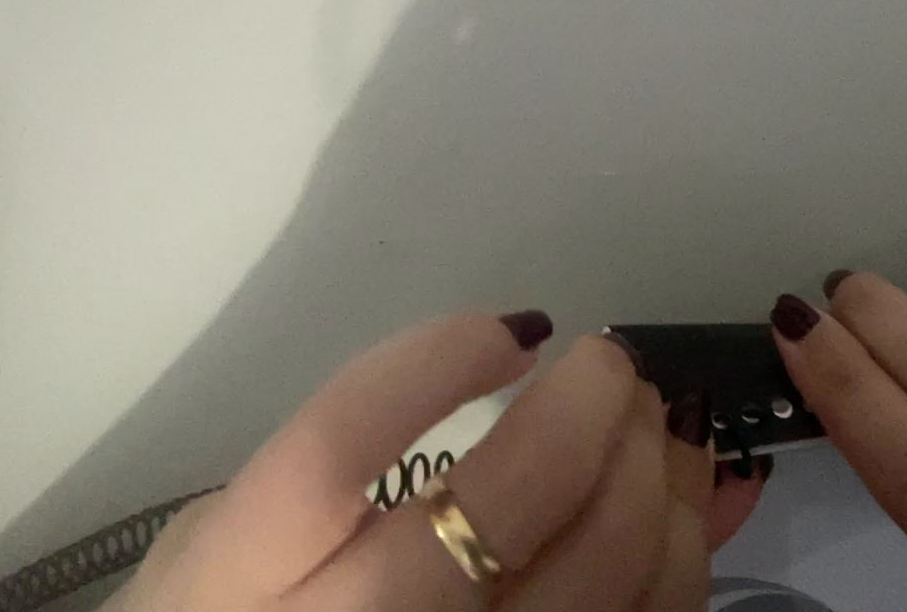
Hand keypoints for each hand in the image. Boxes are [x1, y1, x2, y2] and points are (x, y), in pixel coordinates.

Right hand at [108, 313, 727, 611]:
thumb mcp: (224, 532)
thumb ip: (330, 442)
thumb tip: (504, 346)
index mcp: (242, 574)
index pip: (342, 444)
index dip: (439, 363)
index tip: (515, 330)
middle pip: (500, 508)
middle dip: (586, 406)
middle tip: (608, 362)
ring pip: (596, 576)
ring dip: (650, 468)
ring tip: (652, 417)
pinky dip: (682, 546)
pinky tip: (678, 493)